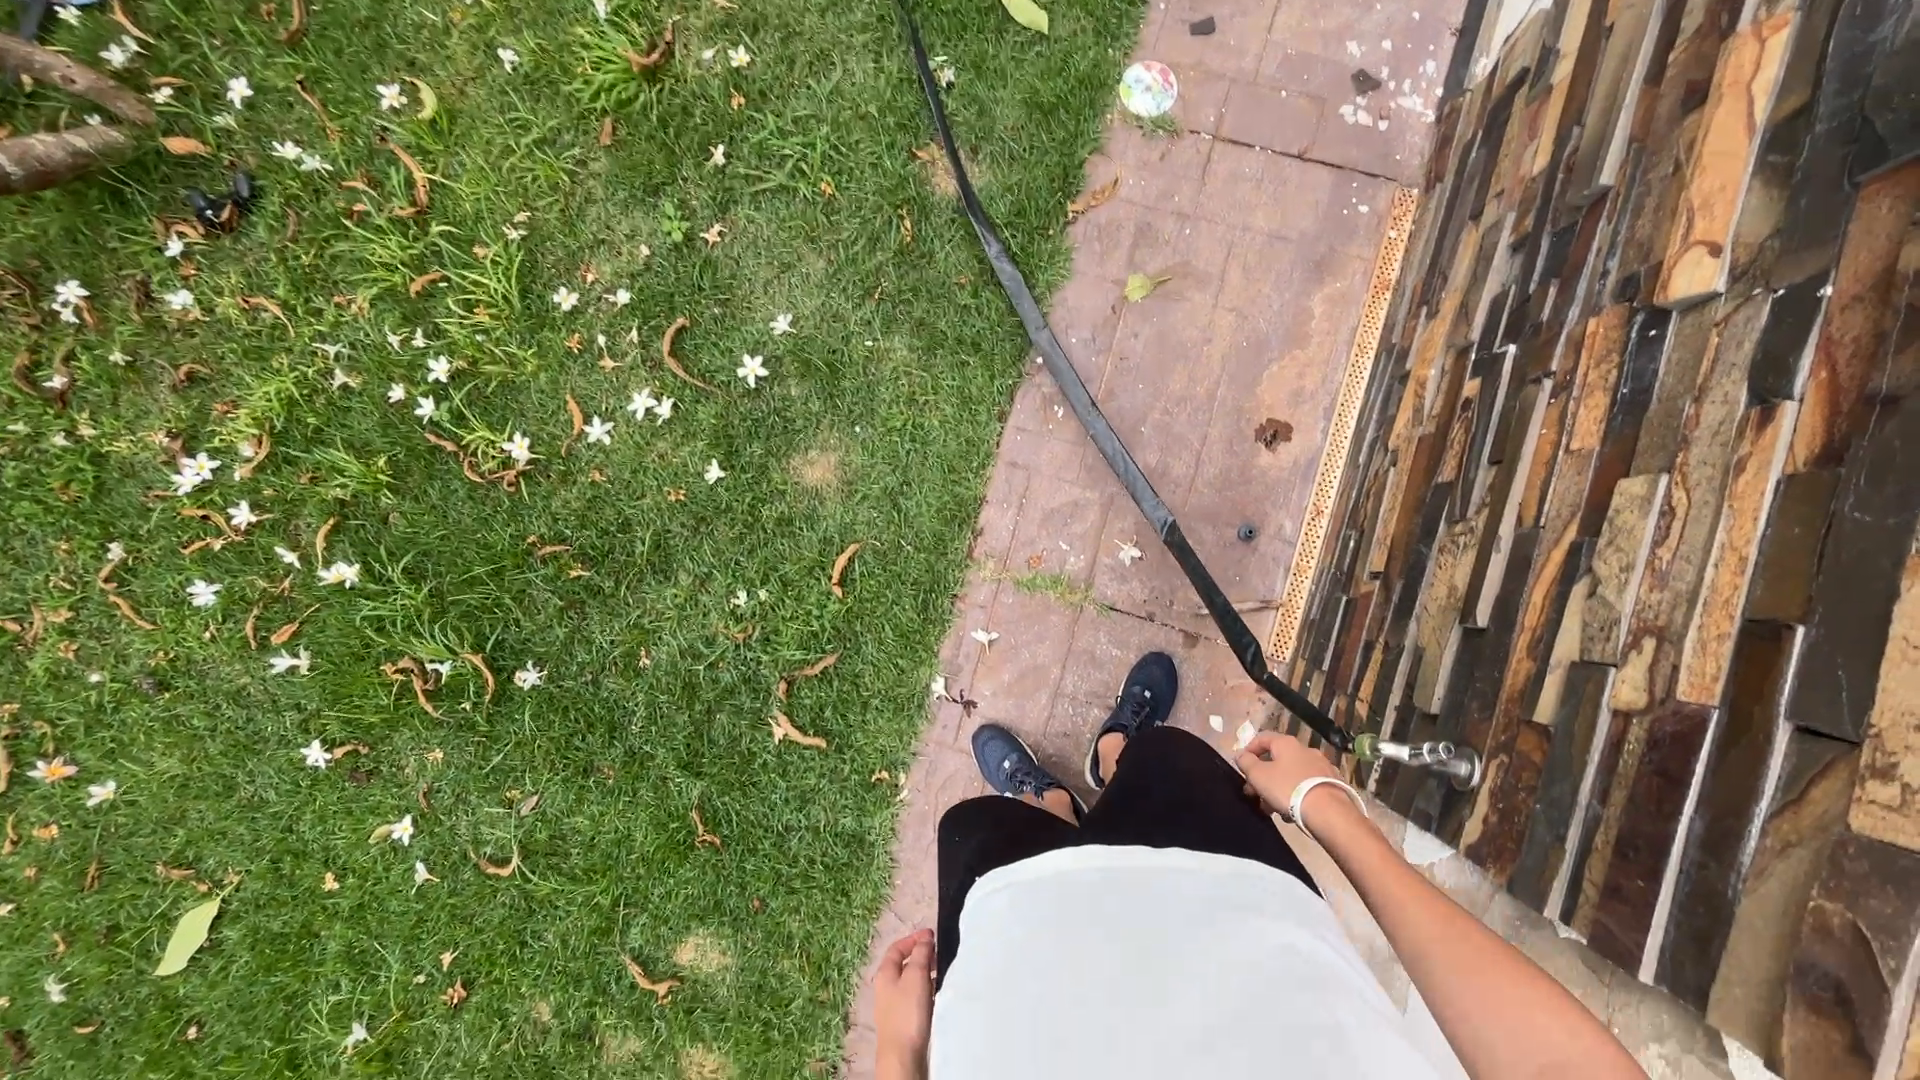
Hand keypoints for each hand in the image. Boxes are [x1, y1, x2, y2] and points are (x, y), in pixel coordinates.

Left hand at [872, 928, 934, 1078]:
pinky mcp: (902, 1019)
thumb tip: (925, 937)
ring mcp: (893, 1004)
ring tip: (941, 971)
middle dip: (920, 954)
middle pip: (903, 963)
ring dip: (924, 972)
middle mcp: (886, 986)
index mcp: (884, 973)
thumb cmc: (907, 1012)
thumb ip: (920, 954)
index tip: (932, 935)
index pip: (897, 948)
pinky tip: (936, 994)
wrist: (902, 1056)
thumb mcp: (916, 976)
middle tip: (939, 952)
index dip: (913, 939)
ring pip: (910, 980)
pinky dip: (925, 988)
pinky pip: (914, 996)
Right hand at [1236, 731, 1342, 816]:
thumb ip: (1246, 762)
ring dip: (1278, 788)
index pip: (1262, 738)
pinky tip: (1292, 811)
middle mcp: (1305, 750)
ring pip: (1292, 774)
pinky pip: (1306, 786)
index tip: (1241, 767)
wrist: (1329, 812)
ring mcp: (1322, 767)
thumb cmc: (1288, 789)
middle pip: (1277, 759)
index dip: (1248, 750)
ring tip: (1272, 808)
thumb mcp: (1258, 775)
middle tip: (1254, 793)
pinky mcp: (1332, 784)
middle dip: (1262, 776)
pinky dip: (1296, 795)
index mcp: (1286, 743)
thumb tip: (1241, 754)